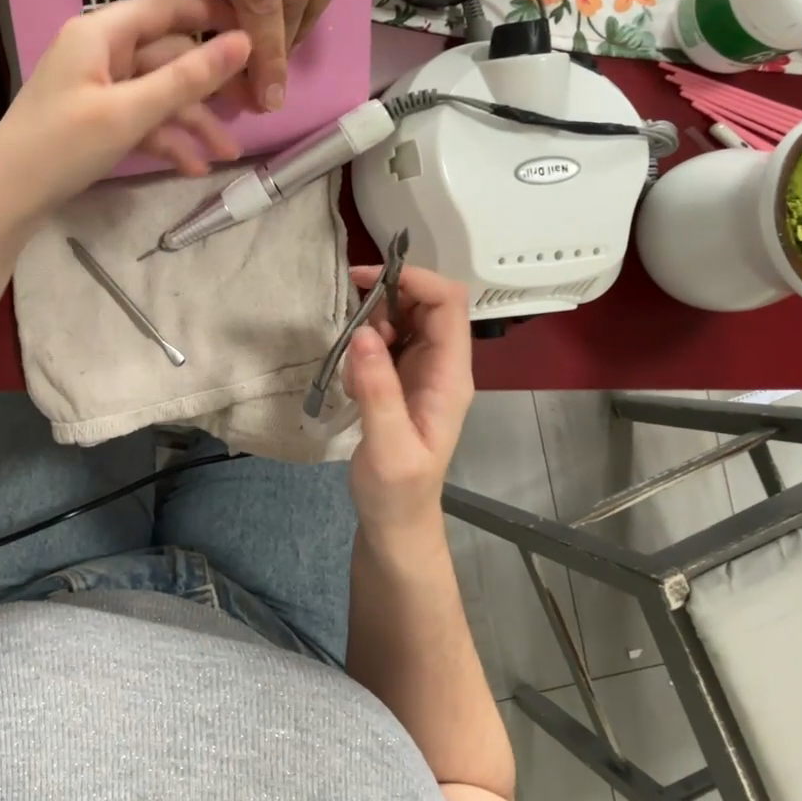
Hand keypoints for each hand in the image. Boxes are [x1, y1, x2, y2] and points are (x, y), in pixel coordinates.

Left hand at [0, 0, 250, 214]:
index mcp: (100, 32)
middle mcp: (99, 52)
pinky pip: (139, 120)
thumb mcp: (129, 112)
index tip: (258, 33)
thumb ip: (187, 78)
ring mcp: (96, 88)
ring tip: (226, 156)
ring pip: (157, 95)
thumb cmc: (62, 147)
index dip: (213, 18)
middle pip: (167, 58)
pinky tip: (192, 168)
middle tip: (252, 111)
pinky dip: (164, 141)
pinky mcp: (94, 121)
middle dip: (207, 89)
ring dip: (191, 124)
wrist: (5, 199)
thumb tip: (244, 41)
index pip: (167, 7)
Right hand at [343, 265, 474, 536]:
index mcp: (449, 377)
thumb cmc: (397, 490)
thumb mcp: (387, 446)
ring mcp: (423, 372)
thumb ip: (377, 390)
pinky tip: (354, 379)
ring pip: (406, 320)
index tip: (366, 281)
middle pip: (427, 304)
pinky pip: (388, 342)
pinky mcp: (402, 380)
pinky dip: (367, 345)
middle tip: (352, 326)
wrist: (396, 520)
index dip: (413, 280)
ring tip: (353, 364)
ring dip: (374, 326)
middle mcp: (442, 366)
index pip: (447, 305)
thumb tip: (363, 333)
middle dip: (388, 300)